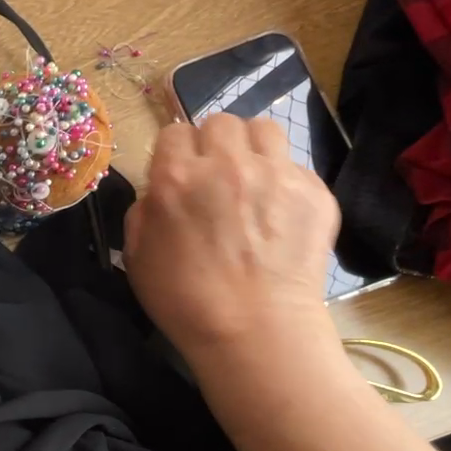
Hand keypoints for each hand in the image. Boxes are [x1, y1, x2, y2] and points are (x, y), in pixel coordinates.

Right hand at [124, 114, 340, 362]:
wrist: (253, 328)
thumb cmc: (183, 298)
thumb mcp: (136, 255)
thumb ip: (143, 212)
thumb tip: (159, 194)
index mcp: (175, 178)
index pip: (174, 132)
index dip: (173, 153)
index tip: (177, 175)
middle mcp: (226, 164)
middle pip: (220, 122)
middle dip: (212, 143)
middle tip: (213, 175)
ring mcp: (276, 174)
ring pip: (263, 129)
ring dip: (250, 148)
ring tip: (248, 179)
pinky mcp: (314, 191)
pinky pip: (294, 166)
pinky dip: (281, 180)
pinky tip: (275, 213)